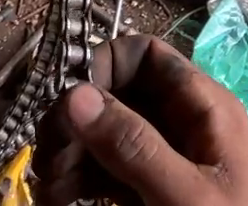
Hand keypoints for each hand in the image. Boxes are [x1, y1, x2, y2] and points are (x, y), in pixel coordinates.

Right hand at [35, 36, 247, 205]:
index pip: (145, 56)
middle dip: (76, 120)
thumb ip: (133, 146)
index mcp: (202, 107)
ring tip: (45, 189)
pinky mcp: (153, 198)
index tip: (71, 101)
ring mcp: (166, 163)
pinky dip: (79, 183)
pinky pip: (108, 175)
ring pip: (106, 137)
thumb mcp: (186, 197)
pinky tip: (55, 199)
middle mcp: (181, 125)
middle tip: (45, 154)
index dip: (105, 66)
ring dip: (70, 155)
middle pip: (117, 96)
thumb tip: (75, 93)